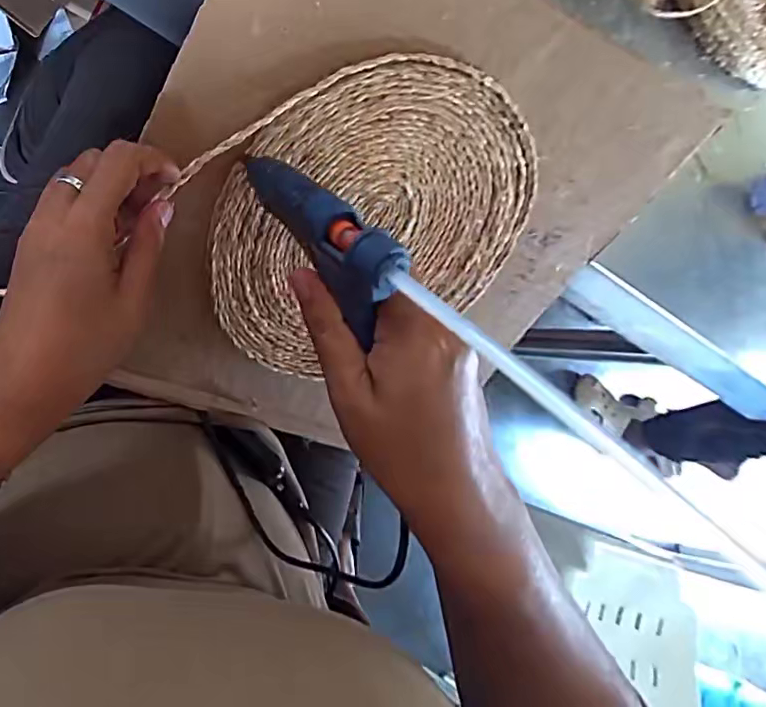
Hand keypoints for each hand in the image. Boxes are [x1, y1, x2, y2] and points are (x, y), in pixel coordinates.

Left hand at [0, 141, 179, 479]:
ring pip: (74, 175)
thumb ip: (149, 245)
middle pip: (93, 158)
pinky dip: (88, 199)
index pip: (118, 159)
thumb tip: (163, 205)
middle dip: (130, 168)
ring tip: (134, 221)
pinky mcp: (29, 241)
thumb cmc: (82, 349)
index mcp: (82, 224)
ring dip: (107, 182)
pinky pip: (60, 198)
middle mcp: (53, 213)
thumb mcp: (132, 301)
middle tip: (156, 203)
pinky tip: (107, 236)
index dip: (152, 159)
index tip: (174, 182)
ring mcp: (36, 225)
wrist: (17, 381)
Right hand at [290, 270, 514, 544]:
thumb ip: (326, 327)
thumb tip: (303, 276)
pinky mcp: (462, 356)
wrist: (461, 501)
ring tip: (362, 368)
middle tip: (338, 341)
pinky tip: (386, 376)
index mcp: (417, 327)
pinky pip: (421, 327)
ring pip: (404, 308)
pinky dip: (396, 336)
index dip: (343, 264)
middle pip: (390, 286)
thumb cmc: (400, 452)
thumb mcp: (349, 390)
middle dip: (357, 301)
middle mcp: (444, 325)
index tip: (315, 268)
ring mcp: (458, 341)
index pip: (376, 267)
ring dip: (376, 322)